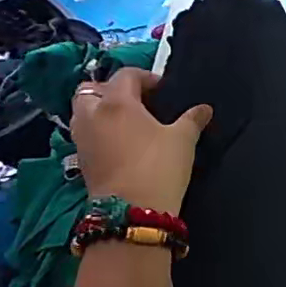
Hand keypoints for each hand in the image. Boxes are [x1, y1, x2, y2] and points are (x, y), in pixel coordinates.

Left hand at [70, 69, 211, 214]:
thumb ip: (192, 119)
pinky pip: (85, 134)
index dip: (146, 78)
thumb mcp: (183, 140)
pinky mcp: (81, 160)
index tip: (163, 91)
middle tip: (136, 103)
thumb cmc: (159, 166)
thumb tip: (204, 108)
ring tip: (126, 123)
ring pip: (83, 112)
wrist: (133, 211)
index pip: (126, 75)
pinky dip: (98, 131)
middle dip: (112, 90)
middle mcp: (93, 115)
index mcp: (117, 102)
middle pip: (92, 89)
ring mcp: (82, 138)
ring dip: (100, 110)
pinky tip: (120, 143)